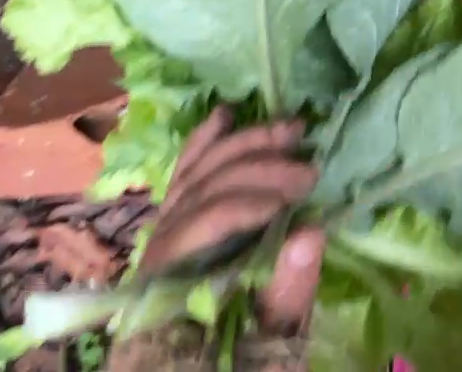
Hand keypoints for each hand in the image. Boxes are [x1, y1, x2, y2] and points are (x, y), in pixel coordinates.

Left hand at [138, 108, 325, 332]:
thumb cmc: (245, 371)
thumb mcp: (272, 353)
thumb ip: (285, 297)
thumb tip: (311, 232)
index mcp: (164, 301)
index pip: (194, 234)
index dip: (245, 205)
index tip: (302, 194)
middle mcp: (150, 266)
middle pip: (195, 198)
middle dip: (255, 171)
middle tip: (309, 167)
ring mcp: (160, 247)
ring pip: (192, 180)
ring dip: (243, 146)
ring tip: (292, 128)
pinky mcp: (178, 236)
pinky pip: (184, 183)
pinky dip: (205, 146)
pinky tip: (227, 114)